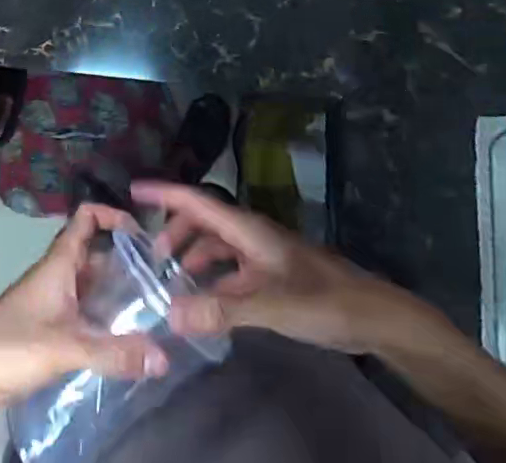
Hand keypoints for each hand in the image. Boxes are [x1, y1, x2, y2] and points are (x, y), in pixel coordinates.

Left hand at [0, 204, 170, 408]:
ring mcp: (48, 299)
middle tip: (156, 277)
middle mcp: (54, 273)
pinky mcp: (44, 323)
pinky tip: (118, 333)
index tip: (141, 231)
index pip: (85, 217)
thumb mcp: (69, 347)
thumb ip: (115, 352)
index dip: (112, 214)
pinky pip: (79, 307)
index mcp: (58, 263)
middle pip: (93, 252)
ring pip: (87, 282)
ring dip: (112, 289)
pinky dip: (99, 312)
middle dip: (123, 259)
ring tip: (147, 306)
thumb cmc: (14, 346)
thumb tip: (163, 356)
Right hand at [134, 180, 420, 353]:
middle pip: (204, 222)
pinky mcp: (272, 275)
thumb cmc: (323, 300)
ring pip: (217, 247)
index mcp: (249, 229)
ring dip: (193, 258)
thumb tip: (169, 313)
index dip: (166, 193)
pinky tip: (205, 303)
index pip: (198, 202)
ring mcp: (263, 255)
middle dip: (175, 234)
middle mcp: (252, 235)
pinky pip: (231, 270)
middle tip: (150, 261)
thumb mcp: (271, 305)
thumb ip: (222, 309)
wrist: (372, 315)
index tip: (134, 189)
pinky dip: (212, 280)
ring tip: (172, 284)